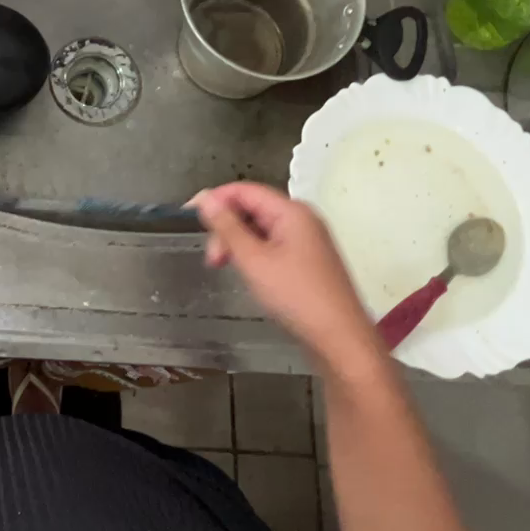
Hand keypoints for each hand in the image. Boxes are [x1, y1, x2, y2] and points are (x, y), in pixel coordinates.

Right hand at [194, 182, 383, 376]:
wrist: (340, 340)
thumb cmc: (296, 297)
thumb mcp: (253, 260)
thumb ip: (227, 227)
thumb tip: (206, 199)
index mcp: (292, 212)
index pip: (244, 190)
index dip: (214, 199)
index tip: (189, 216)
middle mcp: (302, 219)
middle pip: (252, 208)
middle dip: (226, 227)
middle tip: (213, 259)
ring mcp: (308, 240)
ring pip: (261, 228)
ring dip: (238, 242)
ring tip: (226, 268)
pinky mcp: (309, 260)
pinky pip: (273, 244)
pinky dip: (254, 253)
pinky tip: (248, 273)